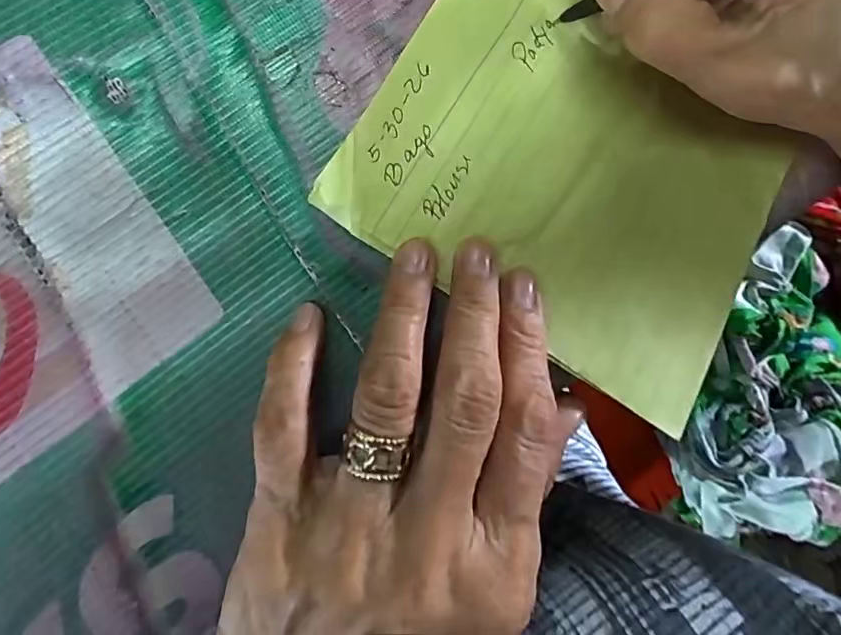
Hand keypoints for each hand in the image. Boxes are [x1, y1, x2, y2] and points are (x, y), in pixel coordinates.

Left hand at [219, 239, 582, 633]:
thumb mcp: (495, 589)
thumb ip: (524, 496)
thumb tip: (560, 403)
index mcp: (489, 557)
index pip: (518, 432)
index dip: (525, 349)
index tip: (524, 285)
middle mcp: (425, 535)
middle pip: (460, 405)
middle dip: (473, 317)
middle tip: (476, 252)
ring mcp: (348, 521)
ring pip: (383, 400)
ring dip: (401, 318)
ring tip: (414, 259)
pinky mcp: (280, 514)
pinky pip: (282, 425)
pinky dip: (293, 364)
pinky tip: (309, 314)